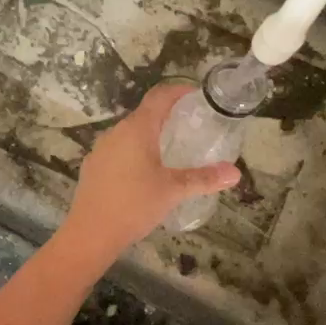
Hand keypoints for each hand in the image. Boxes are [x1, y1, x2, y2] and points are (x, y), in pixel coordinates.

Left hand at [57, 84, 240, 261]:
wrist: (90, 233)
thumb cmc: (134, 205)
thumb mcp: (173, 191)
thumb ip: (204, 179)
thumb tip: (235, 173)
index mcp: (136, 129)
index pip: (159, 96)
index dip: (179, 91)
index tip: (196, 96)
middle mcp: (115, 132)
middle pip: (144, 114)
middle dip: (167, 116)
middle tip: (190, 127)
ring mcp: (100, 150)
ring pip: (129, 134)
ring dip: (149, 136)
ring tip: (170, 150)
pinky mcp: (92, 167)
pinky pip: (117, 151)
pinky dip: (134, 153)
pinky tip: (143, 173)